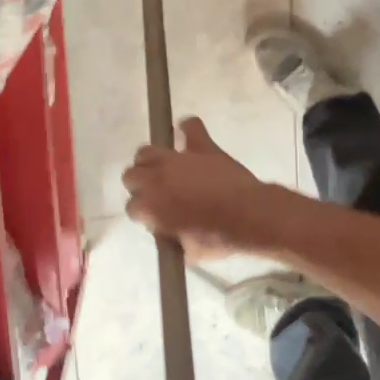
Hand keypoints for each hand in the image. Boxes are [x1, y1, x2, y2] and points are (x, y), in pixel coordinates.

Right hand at [122, 117, 298, 258]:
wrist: (248, 216)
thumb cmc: (218, 239)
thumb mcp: (189, 252)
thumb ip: (173, 239)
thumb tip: (169, 232)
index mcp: (150, 207)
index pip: (132, 207)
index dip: (143, 212)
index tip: (154, 216)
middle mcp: (156, 179)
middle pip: (130, 175)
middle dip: (140, 184)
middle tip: (156, 192)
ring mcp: (178, 160)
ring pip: (147, 150)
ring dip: (151, 159)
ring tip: (163, 167)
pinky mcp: (202, 147)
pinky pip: (191, 127)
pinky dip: (188, 128)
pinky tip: (187, 133)